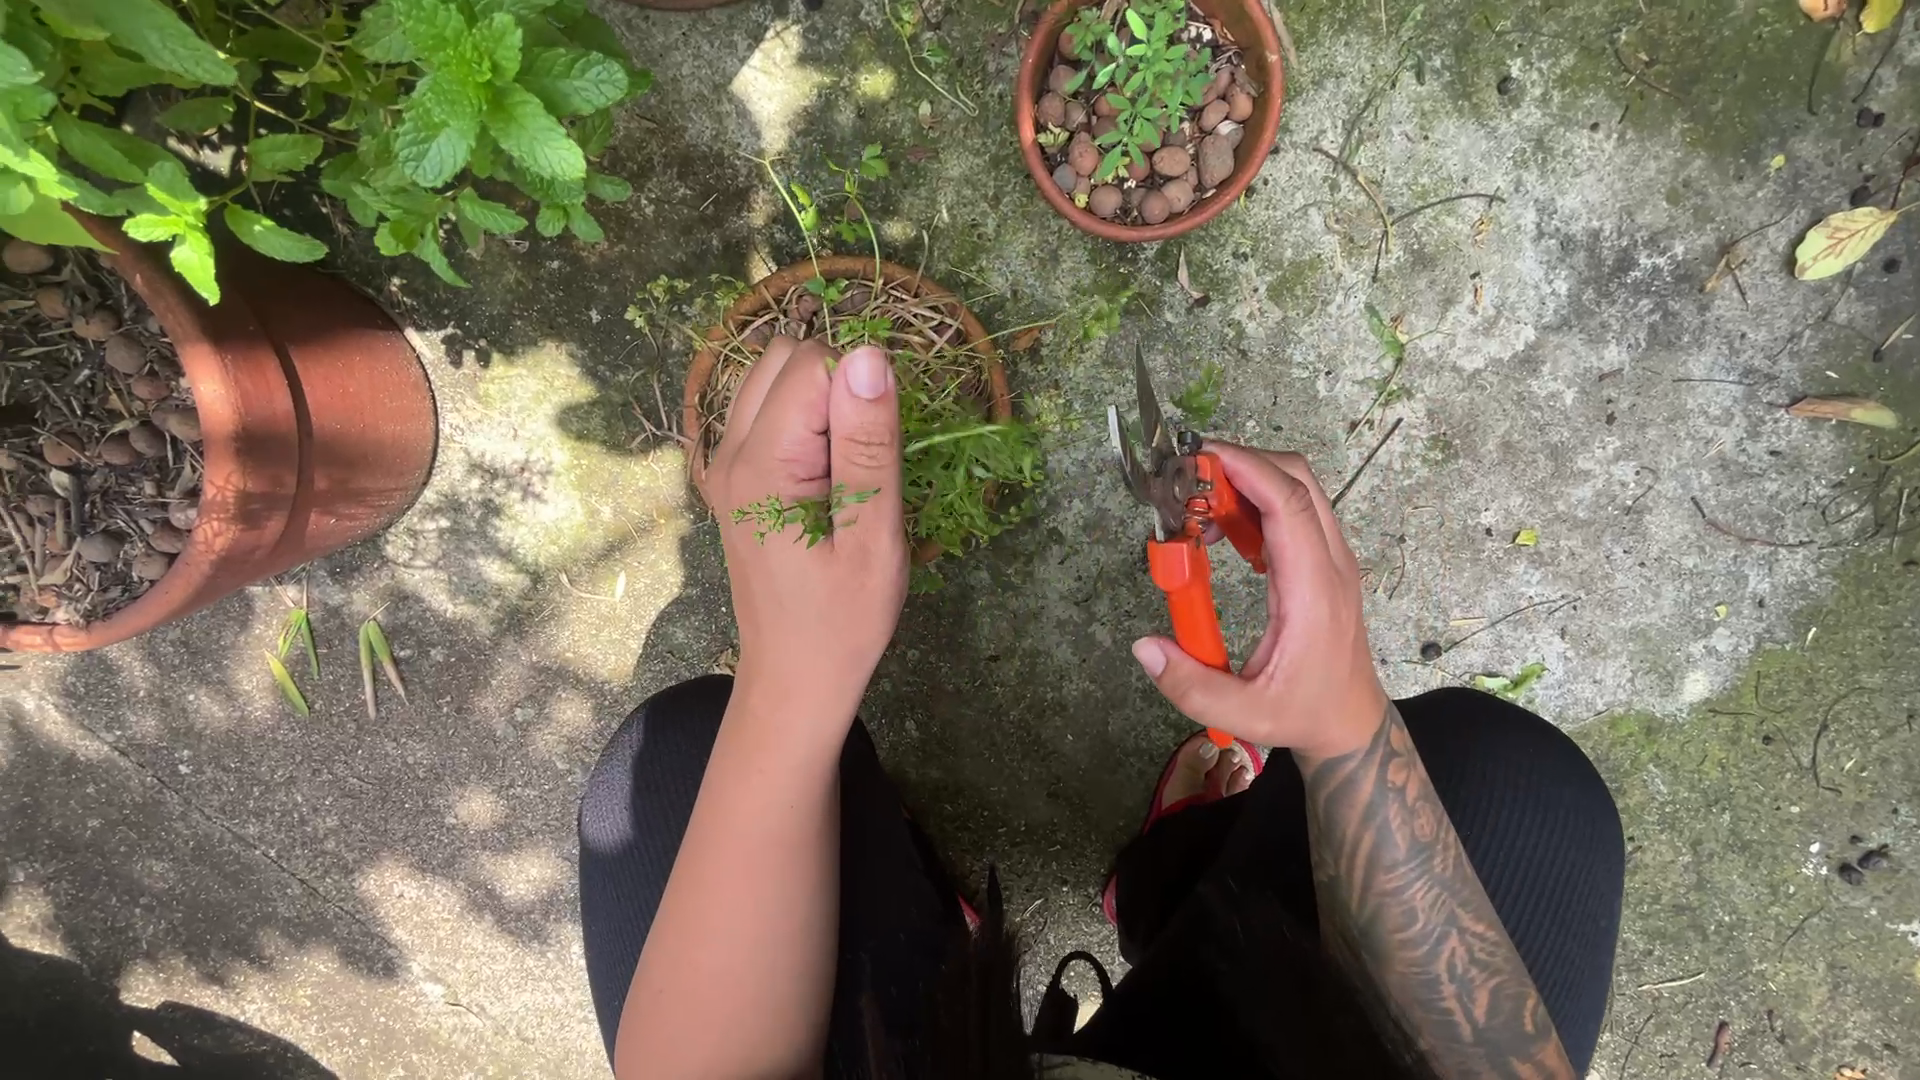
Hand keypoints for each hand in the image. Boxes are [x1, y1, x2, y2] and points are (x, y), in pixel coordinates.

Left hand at [703, 335, 908, 724]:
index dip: (862, 393)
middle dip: (838, 386)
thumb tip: (869, 354)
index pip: (814, 365)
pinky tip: (826, 474)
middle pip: (784, 358)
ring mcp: (724, 464)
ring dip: (820, 400)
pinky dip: (804, 419)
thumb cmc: (844, 620)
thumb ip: (869, 444)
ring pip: (772, 378)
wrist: (796, 678)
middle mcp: (728, 451)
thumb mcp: (873, 536)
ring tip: (847, 469)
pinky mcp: (734, 478)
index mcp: (762, 463)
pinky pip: (766, 411)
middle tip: (866, 460)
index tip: (881, 452)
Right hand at [1129, 443, 1387, 760]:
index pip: (1289, 504)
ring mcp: (1331, 559)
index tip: (1202, 458)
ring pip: (1297, 489)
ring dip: (1249, 481)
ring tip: (1199, 504)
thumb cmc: (1302, 713)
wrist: (1351, 722)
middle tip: (1190, 476)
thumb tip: (1143, 646)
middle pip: (1297, 479)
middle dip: (1243, 463)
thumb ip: (1191, 685)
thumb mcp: (1244, 712)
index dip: (1247, 470)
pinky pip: (1295, 510)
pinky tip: (1223, 531)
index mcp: (1314, 589)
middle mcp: (1330, 563)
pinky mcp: (1323, 562)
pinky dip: (1257, 502)